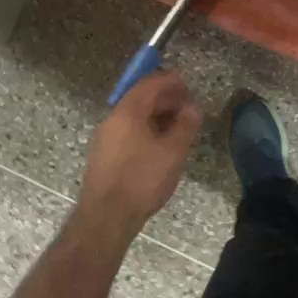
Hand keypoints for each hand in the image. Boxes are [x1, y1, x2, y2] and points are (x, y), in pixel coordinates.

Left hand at [79, 72, 202, 233]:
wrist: (106, 217)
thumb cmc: (142, 179)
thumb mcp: (173, 151)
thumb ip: (185, 125)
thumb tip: (192, 107)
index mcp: (127, 112)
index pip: (149, 84)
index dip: (170, 80)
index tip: (188, 83)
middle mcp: (112, 120)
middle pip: (140, 98)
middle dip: (165, 98)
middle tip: (187, 107)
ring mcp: (105, 138)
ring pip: (134, 117)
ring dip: (157, 116)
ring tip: (178, 127)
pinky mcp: (104, 156)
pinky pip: (128, 132)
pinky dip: (146, 130)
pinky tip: (160, 146)